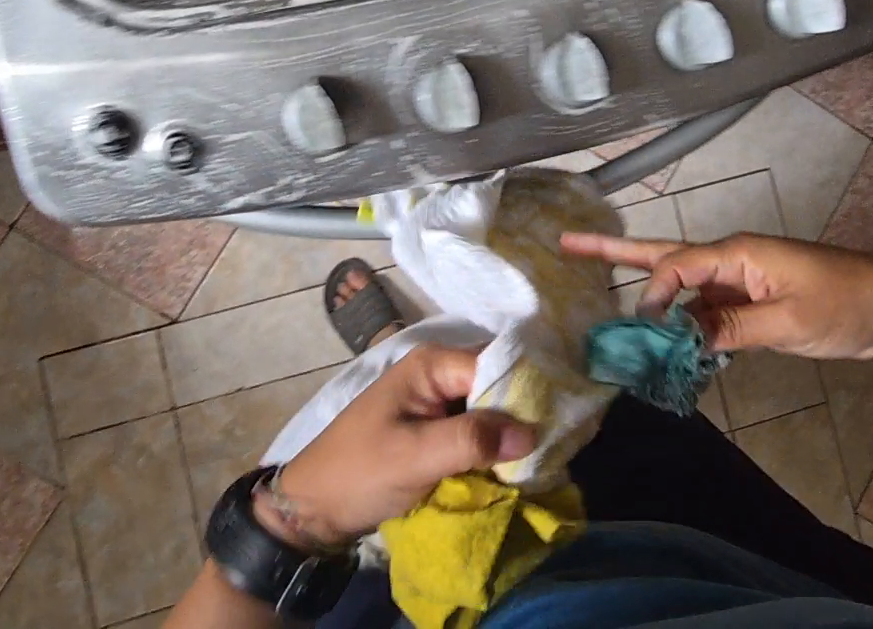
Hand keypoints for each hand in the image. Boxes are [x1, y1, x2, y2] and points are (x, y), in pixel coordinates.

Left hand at [260, 345, 535, 548]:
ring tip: (549, 451)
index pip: (496, 364)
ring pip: (491, 406)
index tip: (559, 419)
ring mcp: (439, 399)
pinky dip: (496, 444)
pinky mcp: (438, 426)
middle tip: (559, 438)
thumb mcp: (414, 456)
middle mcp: (440, 371)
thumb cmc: (358, 472)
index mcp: (432, 363)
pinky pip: (478, 426)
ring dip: (512, 430)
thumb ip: (470, 440)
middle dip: (524, 410)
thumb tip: (529, 433)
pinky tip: (518, 461)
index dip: (527, 391)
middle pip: (497, 381)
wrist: (312, 508)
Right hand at [561, 232, 872, 362]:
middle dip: (614, 250)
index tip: (648, 328)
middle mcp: (728, 259)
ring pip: (679, 286)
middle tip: (567, 243)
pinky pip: (701, 310)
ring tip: (601, 291)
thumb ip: (732, 327)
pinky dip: (681, 326)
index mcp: (736, 252)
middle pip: (663, 255)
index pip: (677, 265)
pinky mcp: (745, 301)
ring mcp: (735, 280)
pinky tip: (666, 344)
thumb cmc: (843, 305)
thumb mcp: (789, 321)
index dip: (655, 293)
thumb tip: (681, 338)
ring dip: (648, 297)